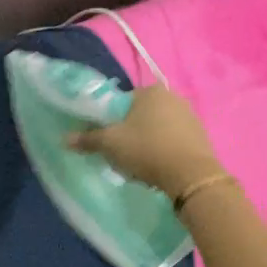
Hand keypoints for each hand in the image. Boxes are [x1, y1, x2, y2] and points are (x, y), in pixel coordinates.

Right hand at [69, 86, 224, 197]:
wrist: (191, 176)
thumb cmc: (146, 150)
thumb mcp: (110, 144)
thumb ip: (87, 139)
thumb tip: (64, 139)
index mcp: (150, 91)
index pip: (121, 101)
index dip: (110, 120)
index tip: (107, 139)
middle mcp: (172, 97)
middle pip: (140, 114)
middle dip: (129, 131)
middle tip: (121, 152)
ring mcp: (190, 116)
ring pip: (157, 128)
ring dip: (147, 141)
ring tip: (139, 163)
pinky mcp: (201, 136)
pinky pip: (173, 140)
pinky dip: (163, 150)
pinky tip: (158, 167)